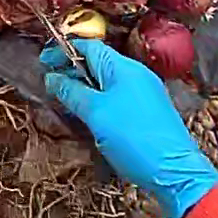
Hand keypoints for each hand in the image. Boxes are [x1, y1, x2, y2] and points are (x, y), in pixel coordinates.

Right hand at [40, 39, 217, 217]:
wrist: (174, 171)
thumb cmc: (133, 138)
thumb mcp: (96, 114)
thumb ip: (72, 93)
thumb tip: (52, 77)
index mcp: (123, 67)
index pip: (89, 46)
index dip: (64, 50)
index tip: (43, 61)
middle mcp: (135, 73)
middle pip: (98, 62)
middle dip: (72, 70)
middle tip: (50, 83)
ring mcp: (144, 90)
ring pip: (107, 80)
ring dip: (85, 86)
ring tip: (65, 100)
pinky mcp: (148, 109)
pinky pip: (117, 95)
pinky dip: (99, 99)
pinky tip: (89, 115)